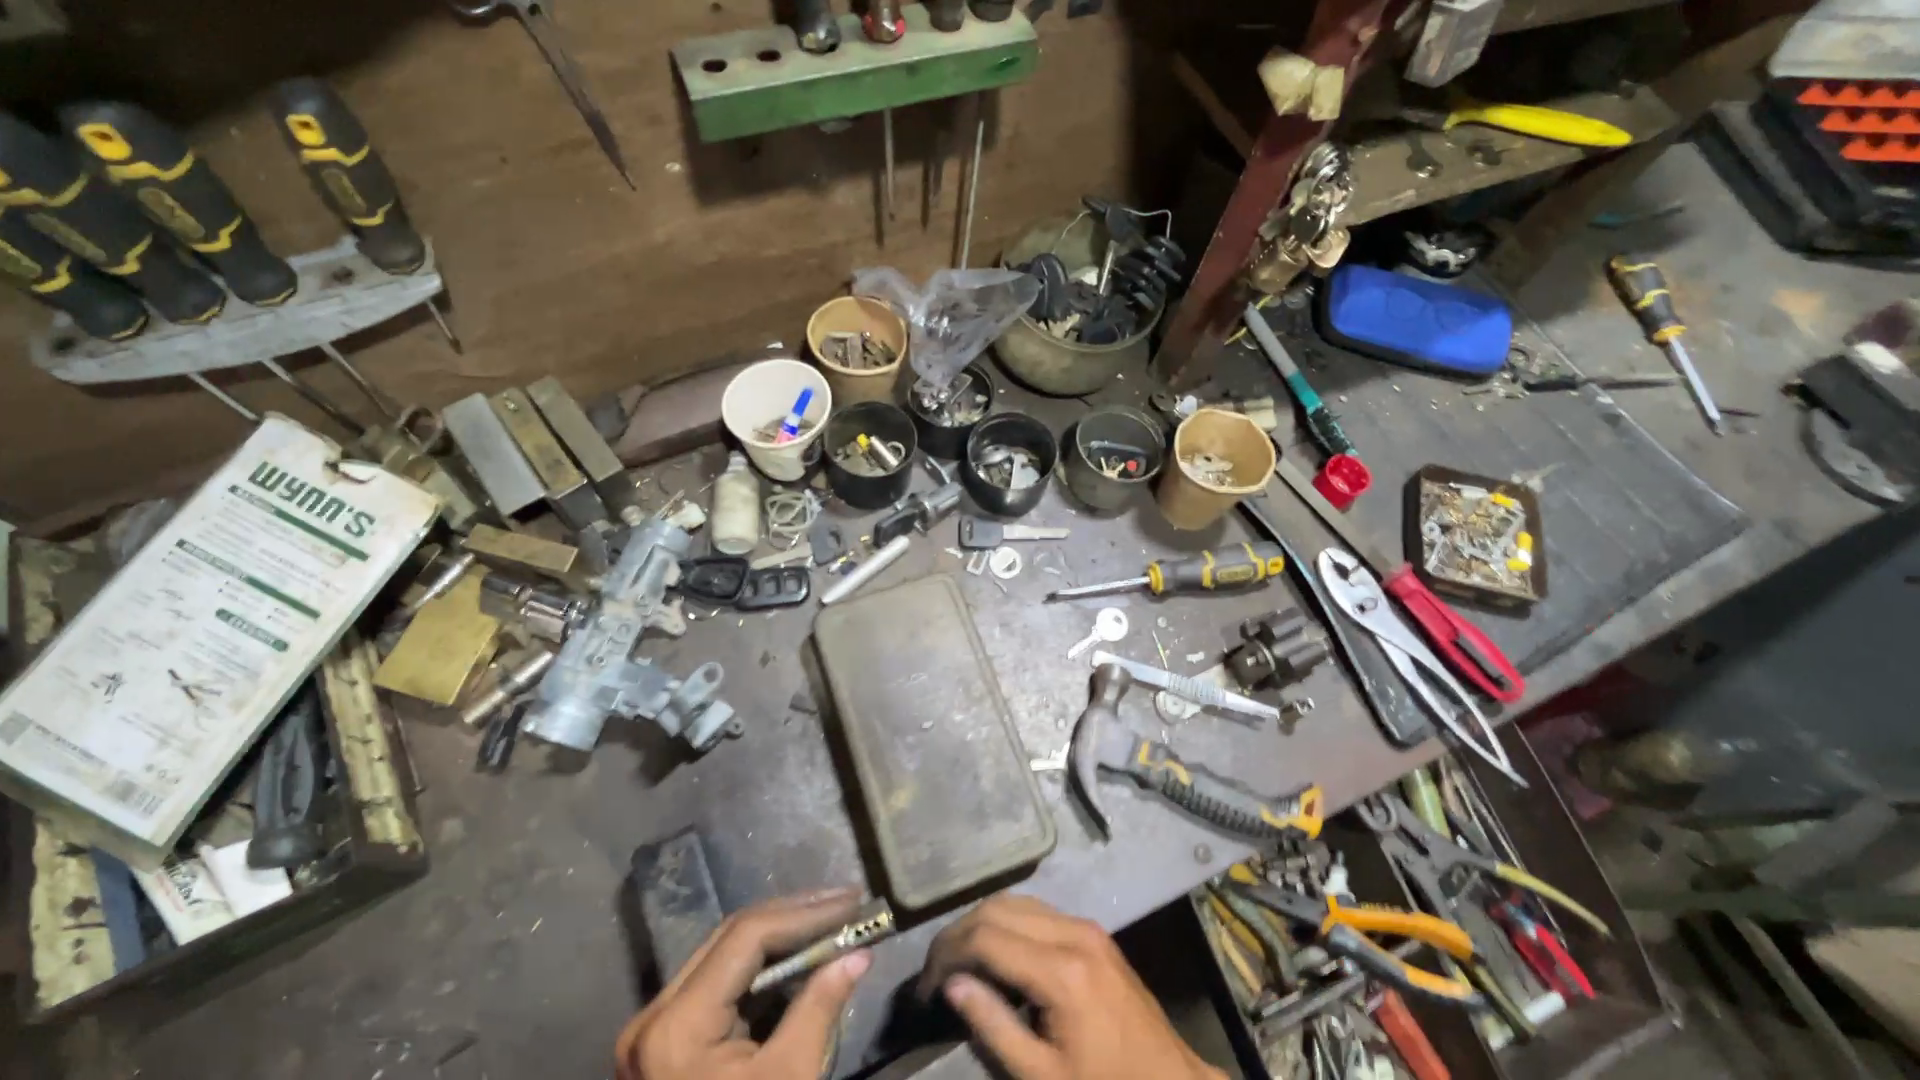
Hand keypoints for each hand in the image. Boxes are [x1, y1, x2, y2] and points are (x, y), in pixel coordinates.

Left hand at [616, 888, 872, 1079]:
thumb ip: (820, 1009)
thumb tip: (859, 955)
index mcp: (676, 1026)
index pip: (746, 938)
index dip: (804, 913)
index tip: (853, 901)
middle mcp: (652, 1015)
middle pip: (728, 938)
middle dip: (793, 916)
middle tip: (846, 902)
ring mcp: (651, 1028)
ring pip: (720, 955)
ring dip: (777, 936)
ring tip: (829, 922)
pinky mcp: (661, 1042)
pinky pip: (713, 985)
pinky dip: (757, 968)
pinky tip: (796, 958)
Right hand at [918, 895, 1223, 1079]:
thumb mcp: (1042, 1075)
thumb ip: (993, 1026)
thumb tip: (950, 984)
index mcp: (1062, 971)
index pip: (985, 937)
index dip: (946, 956)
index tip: (923, 989)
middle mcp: (1074, 934)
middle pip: (996, 908)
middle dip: (957, 936)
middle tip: (933, 974)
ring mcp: (1087, 927)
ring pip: (1015, 901)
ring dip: (979, 924)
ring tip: (957, 962)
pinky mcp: (1093, 932)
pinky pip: (1037, 911)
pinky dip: (1005, 923)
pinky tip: (992, 953)